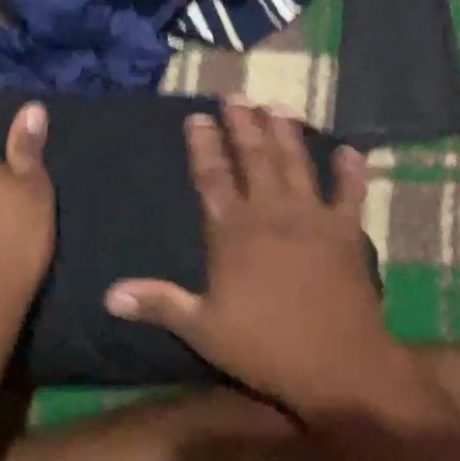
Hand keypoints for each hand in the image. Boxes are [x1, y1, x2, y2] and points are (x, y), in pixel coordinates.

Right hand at [105, 102, 411, 409]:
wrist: (337, 364)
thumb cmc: (264, 346)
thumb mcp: (202, 329)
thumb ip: (159, 304)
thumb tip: (110, 295)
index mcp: (233, 232)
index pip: (212, 177)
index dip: (203, 145)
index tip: (197, 116)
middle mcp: (272, 213)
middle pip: (255, 158)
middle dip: (243, 124)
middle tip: (236, 96)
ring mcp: (313, 218)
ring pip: (296, 164)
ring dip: (287, 133)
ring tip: (278, 106)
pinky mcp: (347, 232)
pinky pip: (350, 194)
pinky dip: (350, 172)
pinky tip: (349, 150)